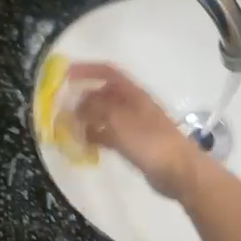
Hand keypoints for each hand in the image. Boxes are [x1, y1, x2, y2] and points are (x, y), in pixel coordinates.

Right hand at [67, 62, 207, 199]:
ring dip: (88, 119)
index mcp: (134, 94)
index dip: (88, 70)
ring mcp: (135, 126)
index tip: (66, 74)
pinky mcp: (135, 145)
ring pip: (106, 117)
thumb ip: (97, 108)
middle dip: (84, 98)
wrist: (179, 171)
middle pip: (105, 95)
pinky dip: (97, 136)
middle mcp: (134, 106)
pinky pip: (110, 135)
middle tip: (62, 108)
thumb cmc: (150, 142)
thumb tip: (78, 104)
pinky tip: (84, 144)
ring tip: (68, 127)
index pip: (108, 73)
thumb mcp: (119, 120)